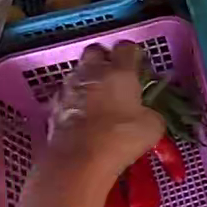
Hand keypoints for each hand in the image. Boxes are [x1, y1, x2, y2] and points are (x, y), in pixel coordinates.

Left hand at [43, 41, 164, 187]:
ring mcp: (70, 87)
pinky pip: (66, 94)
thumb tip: (148, 115)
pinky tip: (82, 115)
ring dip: (88, 79)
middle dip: (104, 59)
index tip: (138, 65)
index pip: (127, 47)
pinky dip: (74, 100)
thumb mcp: (152, 127)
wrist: (80, 159)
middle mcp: (93, 72)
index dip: (133, 55)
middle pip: (96, 51)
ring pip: (78, 72)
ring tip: (98, 98)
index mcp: (120, 71)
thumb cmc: (121, 137)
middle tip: (114, 76)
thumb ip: (151, 114)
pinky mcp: (54, 106)